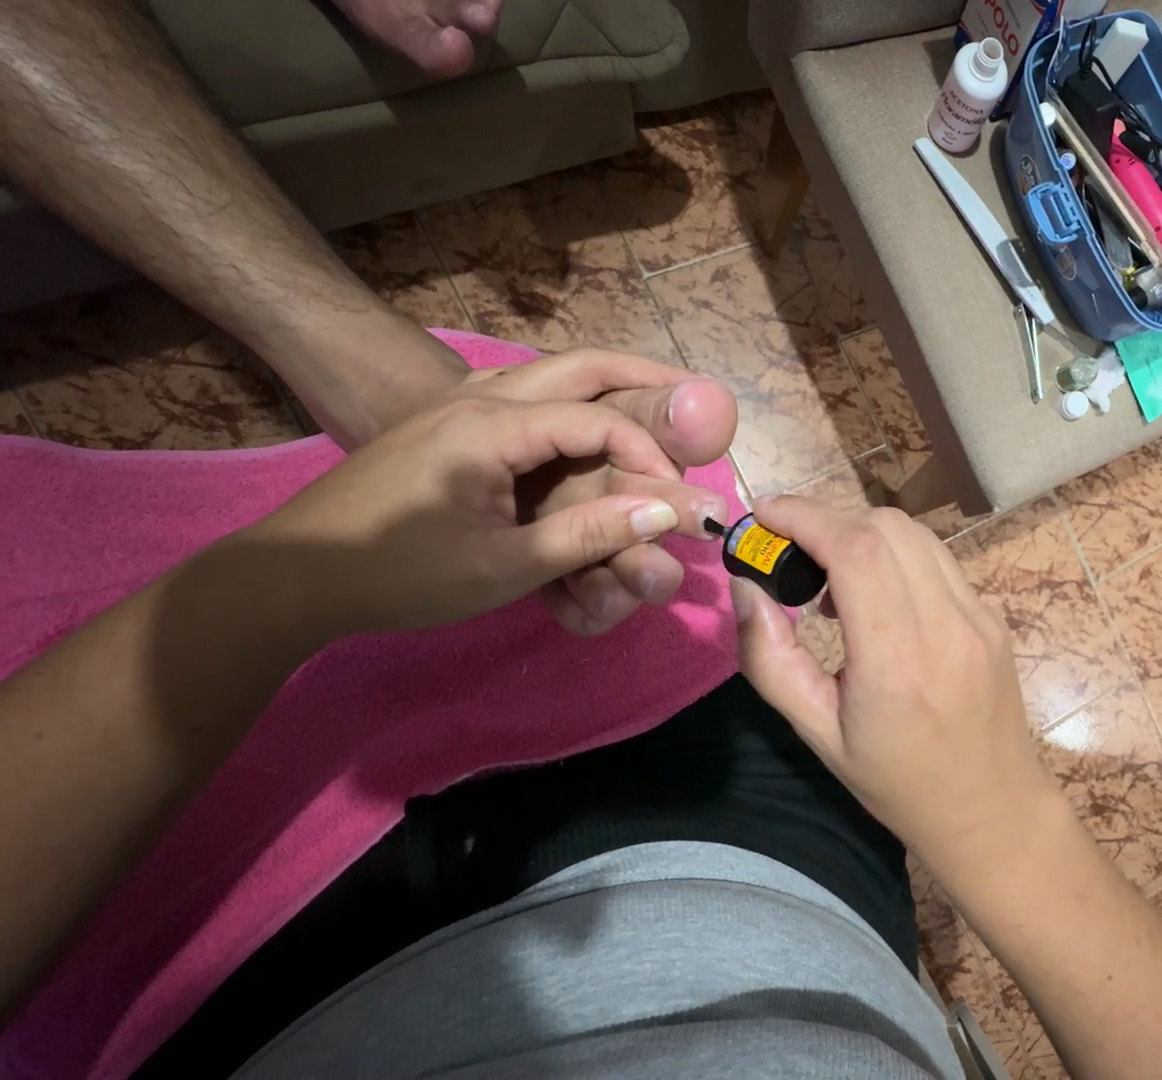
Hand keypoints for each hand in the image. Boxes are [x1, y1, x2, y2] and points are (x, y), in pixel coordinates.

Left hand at [240, 390, 684, 638]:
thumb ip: (590, 534)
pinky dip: (568, 398)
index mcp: (493, 428)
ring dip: (606, 380)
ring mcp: (458, 406)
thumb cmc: (399, 574)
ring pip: (550, 372)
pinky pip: (525, 394)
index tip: (674, 501)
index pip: (600, 420)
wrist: (289, 578)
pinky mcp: (447, 427)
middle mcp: (480, 400)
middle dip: (645, 375)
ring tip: (650, 393)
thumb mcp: (504, 566)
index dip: (649, 457)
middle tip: (695, 390)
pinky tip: (581, 419)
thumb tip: (668, 511)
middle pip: (582, 365)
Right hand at [731, 496, 1064, 869]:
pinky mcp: (993, 617)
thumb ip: (771, 660)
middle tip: (793, 555)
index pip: (856, 549)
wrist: (992, 808)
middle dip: (830, 522)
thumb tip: (746, 587)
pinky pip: (939, 561)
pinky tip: (879, 599)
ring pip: (917, 535)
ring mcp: (979, 617)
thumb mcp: (817, 734)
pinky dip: (898, 557)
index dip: (805, 517)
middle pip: (886, 527)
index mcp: (896, 660)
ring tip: (833, 584)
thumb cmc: (895, 782)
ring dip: (865, 536)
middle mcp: (946, 625)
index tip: (765, 514)